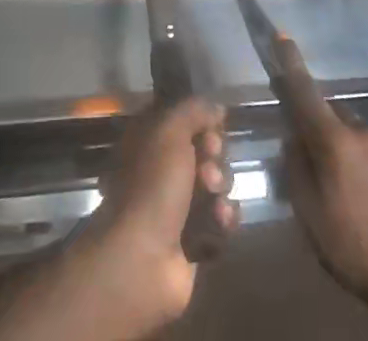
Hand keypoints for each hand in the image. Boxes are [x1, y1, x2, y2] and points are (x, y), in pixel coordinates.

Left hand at [70, 98, 236, 339]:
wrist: (143, 259)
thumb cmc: (152, 185)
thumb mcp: (169, 131)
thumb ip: (194, 110)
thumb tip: (216, 108)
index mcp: (146, 143)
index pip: (181, 120)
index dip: (200, 121)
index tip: (211, 126)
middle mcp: (160, 171)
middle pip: (203, 150)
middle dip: (214, 155)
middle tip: (208, 164)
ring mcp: (177, 206)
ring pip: (216, 183)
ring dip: (221, 187)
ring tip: (212, 197)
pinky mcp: (194, 238)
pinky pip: (222, 217)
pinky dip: (225, 216)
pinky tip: (220, 220)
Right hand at [275, 38, 367, 340]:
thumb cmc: (353, 248)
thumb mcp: (308, 214)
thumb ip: (295, 169)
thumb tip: (292, 140)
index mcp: (334, 141)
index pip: (306, 93)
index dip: (291, 64)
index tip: (282, 36)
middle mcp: (362, 134)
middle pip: (329, 115)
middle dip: (314, 125)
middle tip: (303, 156)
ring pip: (352, 136)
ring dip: (338, 149)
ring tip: (335, 190)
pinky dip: (360, 165)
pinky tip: (363, 201)